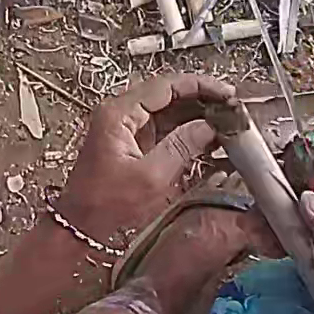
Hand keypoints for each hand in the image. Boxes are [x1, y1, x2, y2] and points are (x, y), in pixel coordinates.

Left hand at [55, 73, 235, 244]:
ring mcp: (126, 127)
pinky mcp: (133, 143)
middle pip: (168, 94)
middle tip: (232, 107)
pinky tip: (210, 136)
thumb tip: (210, 126)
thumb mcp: (151, 176)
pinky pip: (164, 128)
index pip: (165, 86)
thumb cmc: (108, 205)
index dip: (200, 86)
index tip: (226, 93)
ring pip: (168, 110)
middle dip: (202, 98)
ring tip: (227, 121)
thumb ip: (182, 146)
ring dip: (197, 114)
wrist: (80, 228)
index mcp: (119, 113)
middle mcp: (121, 113)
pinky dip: (187, 130)